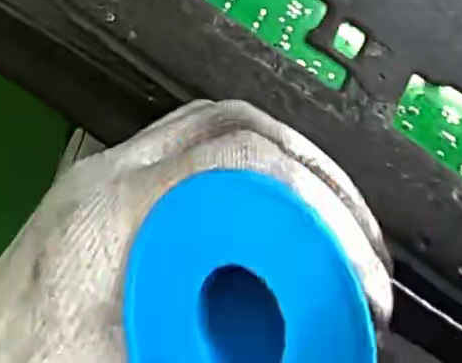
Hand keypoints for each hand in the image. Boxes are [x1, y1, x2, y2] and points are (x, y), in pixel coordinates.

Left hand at [0, 100, 393, 361]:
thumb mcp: (137, 362)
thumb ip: (226, 352)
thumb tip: (313, 340)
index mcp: (107, 215)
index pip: (229, 156)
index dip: (313, 202)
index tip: (362, 275)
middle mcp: (103, 175)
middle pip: (224, 122)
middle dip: (310, 169)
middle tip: (360, 241)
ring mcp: (99, 176)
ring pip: (207, 126)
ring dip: (279, 163)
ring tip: (331, 227)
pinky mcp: (102, 194)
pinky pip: (186, 155)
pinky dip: (242, 176)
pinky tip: (269, 226)